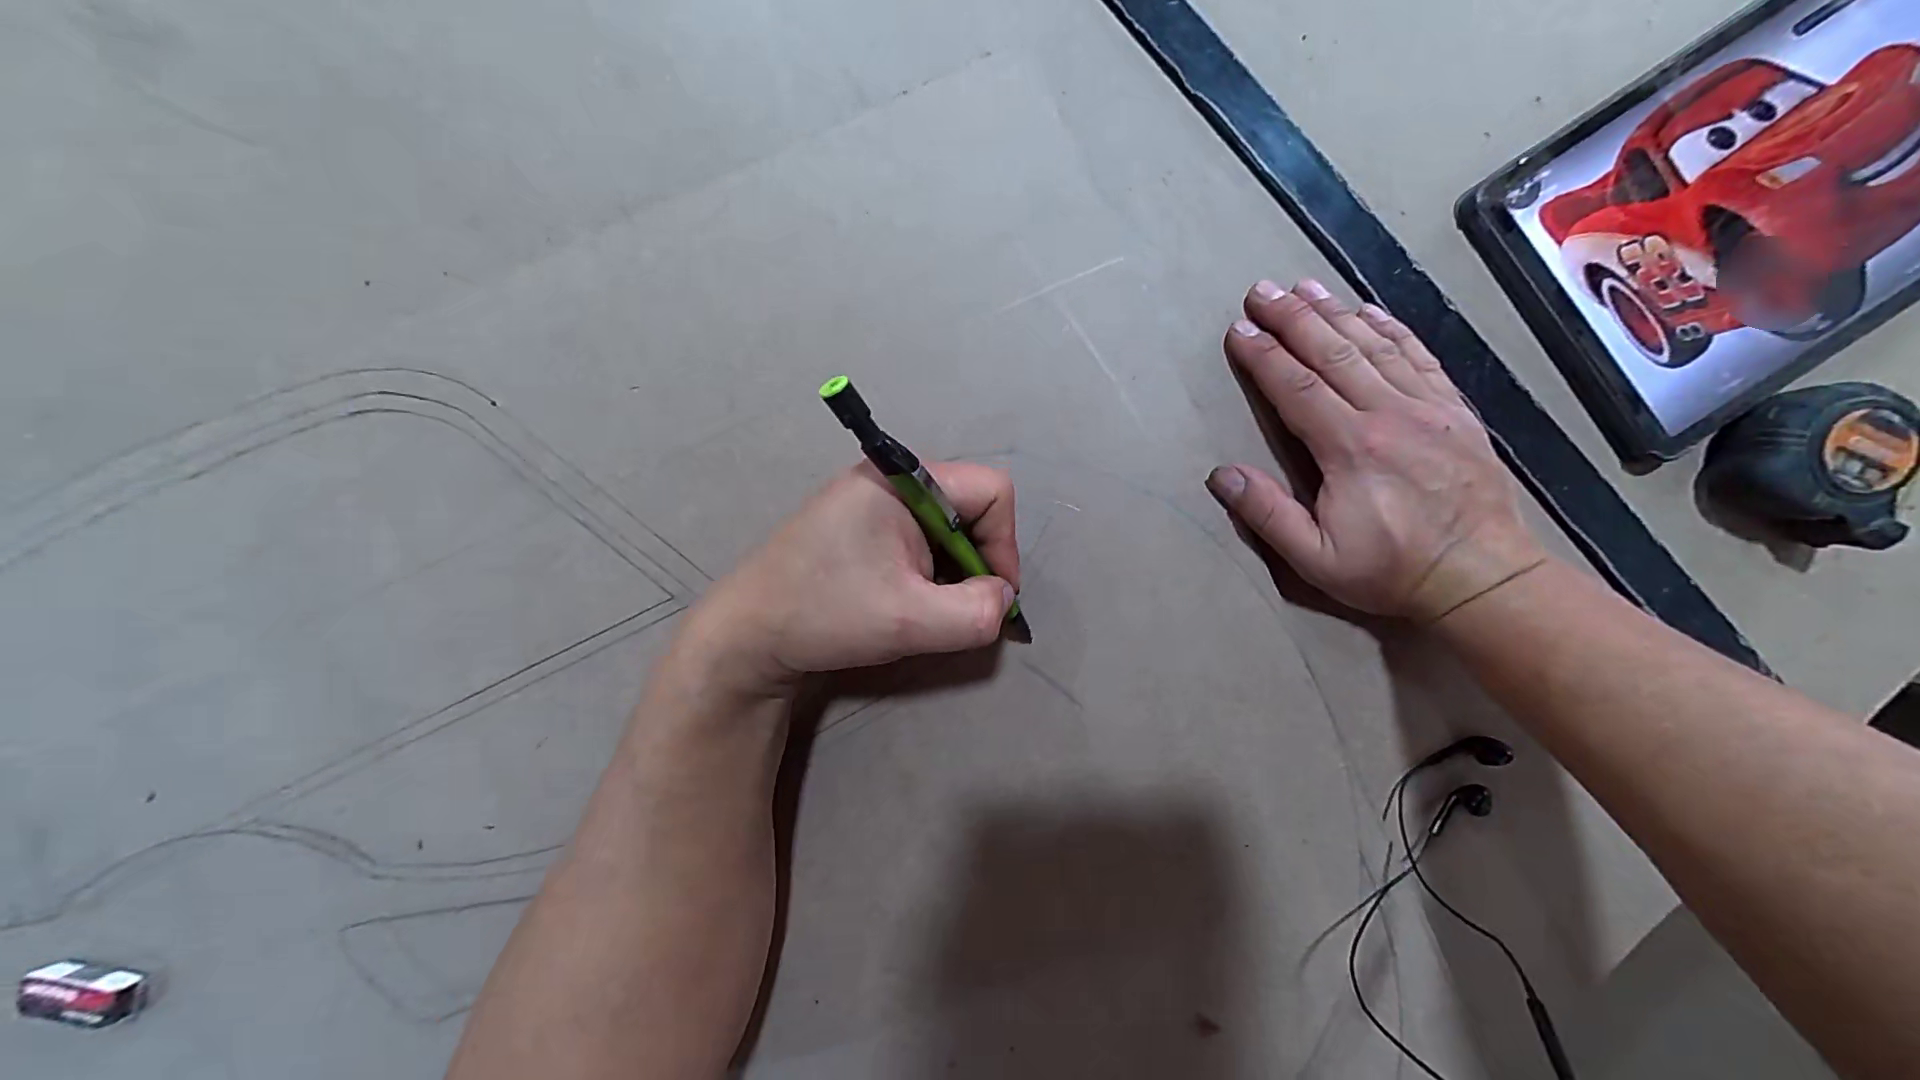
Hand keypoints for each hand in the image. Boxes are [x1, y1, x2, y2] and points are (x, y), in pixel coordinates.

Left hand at [676, 461, 1019, 699]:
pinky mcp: (863, 523)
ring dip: (951, 571)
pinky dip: (929, 571)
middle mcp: (890, 477)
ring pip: (948, 525)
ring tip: (923, 608)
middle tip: (957, 608)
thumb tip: (1003, 597)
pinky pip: (921, 537)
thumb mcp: (910, 621)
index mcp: (900, 479)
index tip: (991, 594)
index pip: (991, 491)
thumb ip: (977, 612)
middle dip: (976, 561)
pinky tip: (904, 600)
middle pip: (972, 506)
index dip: (1003, 544)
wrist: (748, 633)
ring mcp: (873, 499)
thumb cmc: (824, 615)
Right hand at [1208, 279, 1546, 621]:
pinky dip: (1392, 328)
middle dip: (1293, 318)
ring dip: (1335, 312)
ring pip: (1375, 346)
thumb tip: (1221, 474)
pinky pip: (1419, 357)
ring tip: (1304, 287)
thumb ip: (1267, 515)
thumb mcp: (1314, 559)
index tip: (1239, 330)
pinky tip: (1370, 311)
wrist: (1483, 577)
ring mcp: (1429, 407)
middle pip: (1333, 353)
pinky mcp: (1455, 411)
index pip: (1296, 388)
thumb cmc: (1390, 571)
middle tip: (1262, 290)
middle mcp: (1390, 414)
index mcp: (1351, 448)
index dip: (1264, 356)